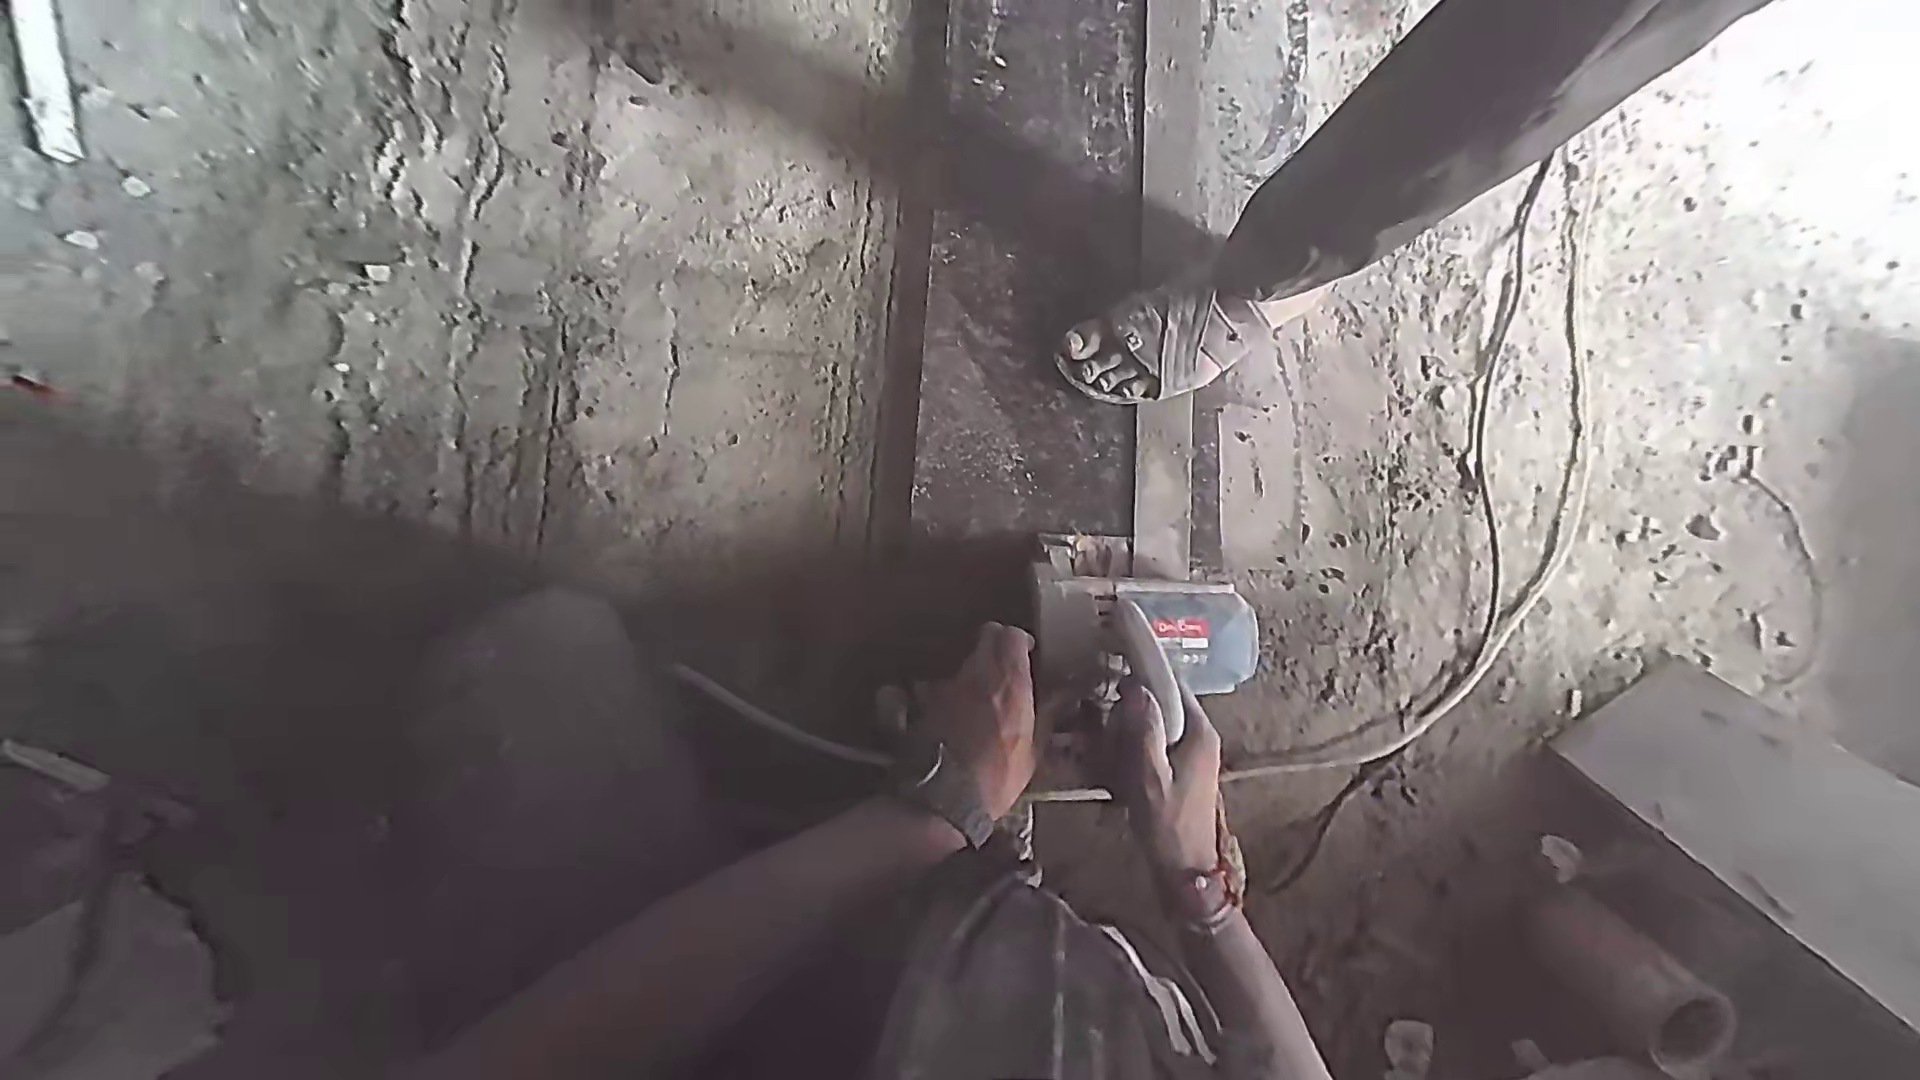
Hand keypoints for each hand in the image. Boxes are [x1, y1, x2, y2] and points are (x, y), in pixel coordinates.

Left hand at [916, 622, 1037, 817]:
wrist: (946, 795)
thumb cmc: (997, 777)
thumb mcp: (1033, 751)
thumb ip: (1044, 717)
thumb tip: (1060, 699)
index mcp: (1010, 681)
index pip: (1012, 635)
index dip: (1019, 640)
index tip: (1026, 653)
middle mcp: (978, 673)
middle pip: (987, 635)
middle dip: (997, 644)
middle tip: (1006, 665)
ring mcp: (950, 683)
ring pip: (966, 659)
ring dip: (977, 668)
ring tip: (984, 693)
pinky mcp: (928, 698)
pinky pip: (946, 681)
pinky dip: (955, 689)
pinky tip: (960, 712)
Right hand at [1107, 676, 1222, 875]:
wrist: (1186, 872)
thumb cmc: (1169, 824)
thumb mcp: (1151, 776)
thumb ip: (1145, 730)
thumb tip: (1135, 686)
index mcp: (1200, 731)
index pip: (1173, 684)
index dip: (1144, 674)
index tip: (1113, 672)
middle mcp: (1200, 735)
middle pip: (1163, 701)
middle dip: (1132, 703)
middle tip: (1104, 711)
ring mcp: (1192, 752)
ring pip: (1157, 720)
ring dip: (1131, 723)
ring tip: (1105, 733)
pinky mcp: (1181, 767)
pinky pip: (1156, 740)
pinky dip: (1135, 740)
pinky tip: (1116, 753)